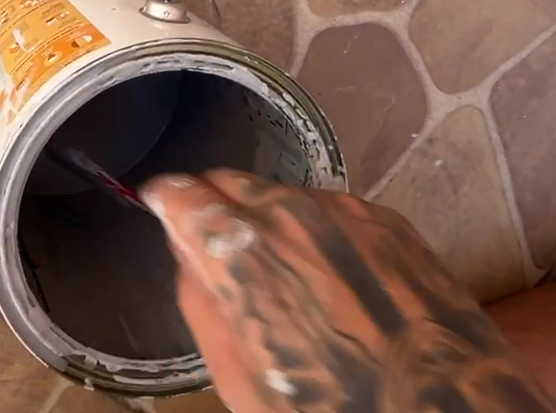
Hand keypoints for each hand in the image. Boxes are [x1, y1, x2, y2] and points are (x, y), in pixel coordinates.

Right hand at [143, 171, 555, 412]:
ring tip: (290, 272)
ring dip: (270, 217)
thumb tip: (186, 248)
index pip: (179, 191)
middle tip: (225, 248)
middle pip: (228, 180)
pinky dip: (320, 229)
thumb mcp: (238, 376)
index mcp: (239, 251)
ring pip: (281, 192)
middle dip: (215, 205)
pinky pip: (333, 208)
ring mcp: (343, 212)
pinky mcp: (390, 221)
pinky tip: (337, 277)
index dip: (167, 201)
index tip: (166, 210)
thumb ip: (199, 296)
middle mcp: (286, 213)